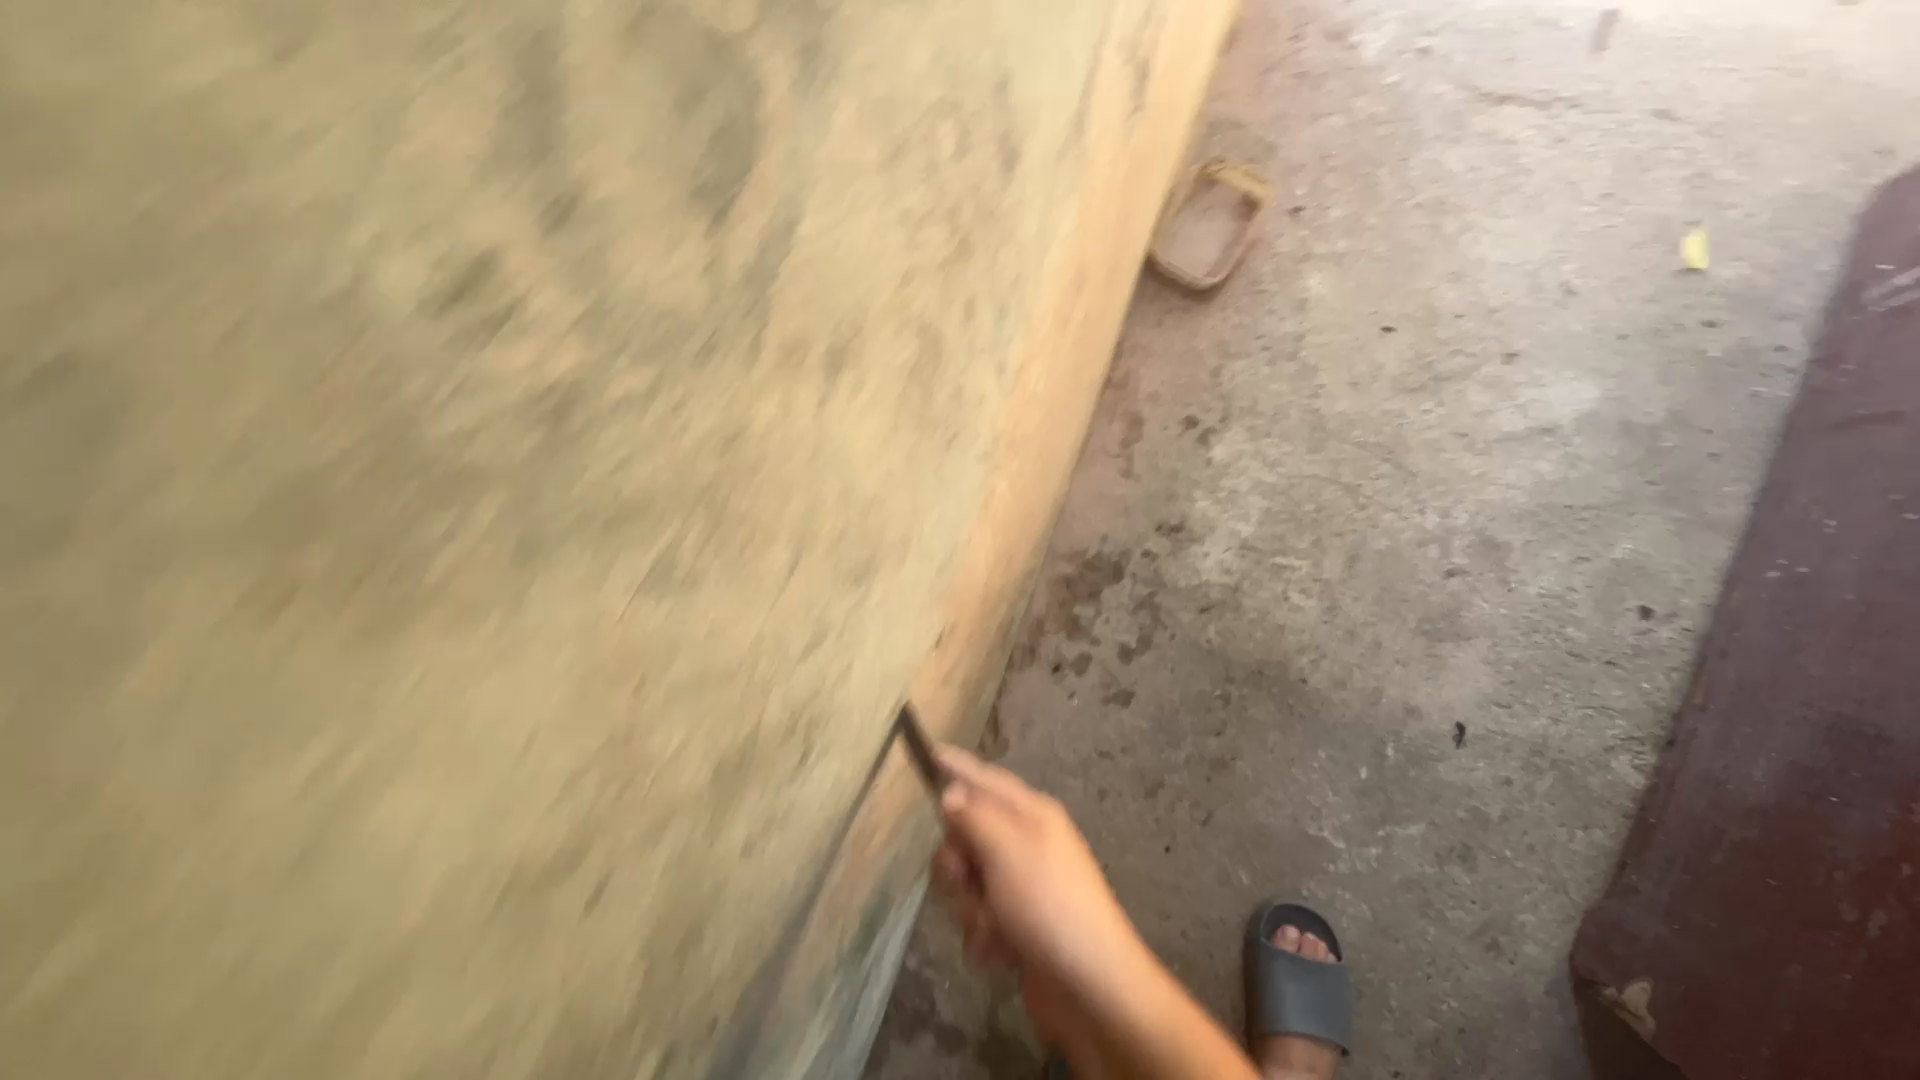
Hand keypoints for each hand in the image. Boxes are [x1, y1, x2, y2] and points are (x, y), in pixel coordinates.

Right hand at [929, 747, 1146, 999]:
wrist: (1088, 986)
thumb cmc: (1049, 904)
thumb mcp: (1007, 849)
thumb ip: (973, 816)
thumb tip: (951, 793)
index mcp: (1031, 816)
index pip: (987, 780)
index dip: (960, 768)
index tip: (932, 753)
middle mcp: (1026, 845)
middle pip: (966, 835)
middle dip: (957, 863)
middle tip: (967, 881)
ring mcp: (1022, 888)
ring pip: (966, 882)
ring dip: (970, 909)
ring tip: (993, 927)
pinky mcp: (1017, 927)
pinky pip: (978, 920)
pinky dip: (983, 938)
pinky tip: (1001, 954)